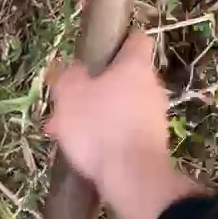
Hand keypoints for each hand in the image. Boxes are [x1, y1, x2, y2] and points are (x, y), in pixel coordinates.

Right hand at [46, 31, 201, 218]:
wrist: (132, 178)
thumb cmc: (100, 125)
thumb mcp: (70, 92)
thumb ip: (67, 74)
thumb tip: (70, 68)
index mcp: (135, 66)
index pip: (136, 39)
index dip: (118, 40)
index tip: (97, 49)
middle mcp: (151, 88)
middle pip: (123, 77)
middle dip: (94, 87)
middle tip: (68, 100)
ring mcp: (154, 118)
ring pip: (118, 107)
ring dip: (94, 115)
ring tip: (63, 131)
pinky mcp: (150, 145)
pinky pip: (121, 131)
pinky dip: (102, 136)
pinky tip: (79, 150)